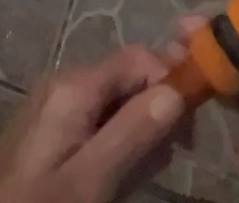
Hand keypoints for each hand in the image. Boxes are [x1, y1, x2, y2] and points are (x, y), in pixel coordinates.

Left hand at [0, 45, 186, 202]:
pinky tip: (113, 176)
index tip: (189, 132)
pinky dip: (114, 140)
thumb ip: (134, 133)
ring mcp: (54, 102)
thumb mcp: (92, 180)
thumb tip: (178, 90)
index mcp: (75, 86)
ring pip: (115, 101)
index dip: (171, 83)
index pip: (140, 57)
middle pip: (128, 77)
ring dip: (136, 131)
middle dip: (154, 113)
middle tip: (162, 162)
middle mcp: (64, 81)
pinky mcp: (49, 125)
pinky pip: (95, 118)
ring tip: (134, 177)